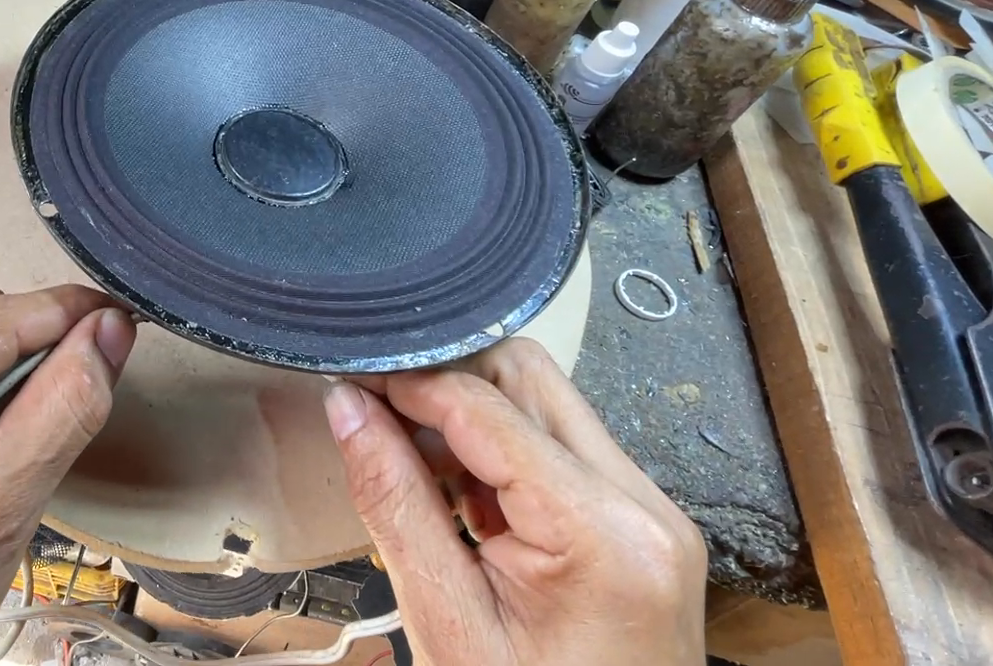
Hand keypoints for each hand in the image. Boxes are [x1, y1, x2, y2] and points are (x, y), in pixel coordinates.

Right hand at [325, 338, 705, 665]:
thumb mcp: (443, 617)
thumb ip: (392, 497)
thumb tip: (344, 404)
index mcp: (602, 532)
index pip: (485, 404)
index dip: (406, 381)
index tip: (349, 383)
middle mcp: (642, 503)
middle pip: (525, 376)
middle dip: (442, 380)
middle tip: (378, 411)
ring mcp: (647, 511)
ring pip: (539, 399)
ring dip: (465, 412)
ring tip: (411, 460)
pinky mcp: (635, 522)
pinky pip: (553, 443)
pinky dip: (492, 446)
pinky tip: (454, 490)